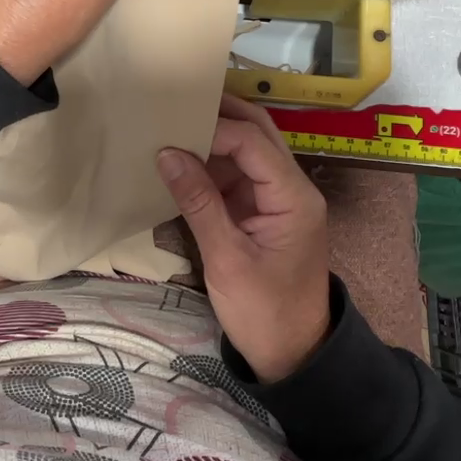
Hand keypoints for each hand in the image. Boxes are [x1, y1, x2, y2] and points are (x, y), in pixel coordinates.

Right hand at [156, 94, 330, 383]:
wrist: (294, 354)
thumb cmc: (263, 312)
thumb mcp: (226, 258)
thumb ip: (198, 202)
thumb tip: (166, 153)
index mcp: (293, 197)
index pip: (252, 142)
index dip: (213, 129)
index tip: (169, 129)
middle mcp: (292, 188)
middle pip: (259, 132)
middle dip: (221, 114)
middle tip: (176, 105)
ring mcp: (279, 198)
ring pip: (250, 149)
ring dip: (215, 137)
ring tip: (172, 128)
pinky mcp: (264, 211)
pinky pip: (240, 174)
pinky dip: (213, 164)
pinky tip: (183, 161)